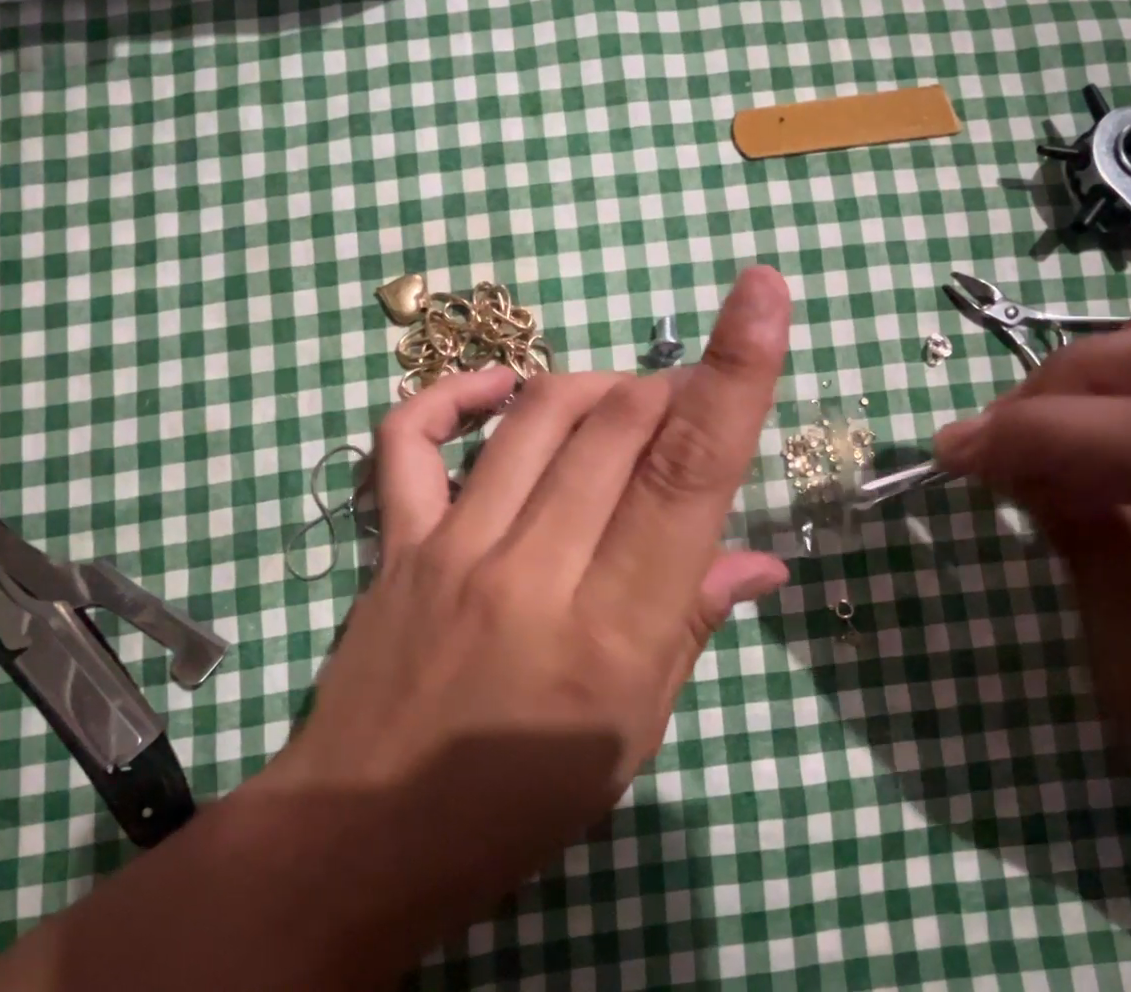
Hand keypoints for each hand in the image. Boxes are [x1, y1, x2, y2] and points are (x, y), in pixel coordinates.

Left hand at [0, 267, 793, 991]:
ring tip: (624, 401)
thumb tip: (757, 561)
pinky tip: (501, 393)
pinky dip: (456, 396)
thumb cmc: (516, 805)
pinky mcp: (393, 545)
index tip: (764, 296)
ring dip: (594, 386)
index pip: (687, 478)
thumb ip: (688, 630)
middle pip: (616, 427)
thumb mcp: (629, 735)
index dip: (735, 378)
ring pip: (535, 418)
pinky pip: (411, 439)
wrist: (366, 835)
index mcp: (613, 632)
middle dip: (669, 385)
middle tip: (691, 396)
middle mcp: (534, 570)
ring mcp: (452, 547)